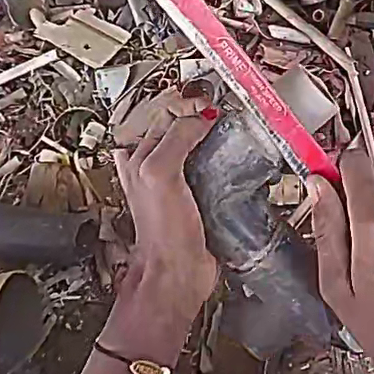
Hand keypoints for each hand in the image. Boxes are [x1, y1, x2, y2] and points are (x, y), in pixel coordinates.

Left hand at [105, 88, 218, 360]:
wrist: (178, 272)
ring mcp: (177, 181)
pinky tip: (236, 159)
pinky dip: (224, 160)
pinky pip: (212, 168)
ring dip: (215, 137)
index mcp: (137, 156)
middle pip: (180, 126)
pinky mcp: (198, 196)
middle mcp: (154, 166)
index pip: (164, 113)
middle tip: (225, 110)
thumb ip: (176, 139)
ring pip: (197, 146)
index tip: (212, 100)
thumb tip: (201, 116)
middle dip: (201, 116)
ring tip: (233, 129)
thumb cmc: (161, 231)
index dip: (187, 103)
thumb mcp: (160, 173)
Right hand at [308, 146, 373, 373]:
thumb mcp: (339, 288)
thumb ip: (325, 230)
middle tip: (345, 247)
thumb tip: (317, 189)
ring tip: (372, 265)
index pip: (353, 161)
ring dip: (373, 223)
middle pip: (367, 185)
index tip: (322, 180)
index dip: (334, 167)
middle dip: (351, 207)